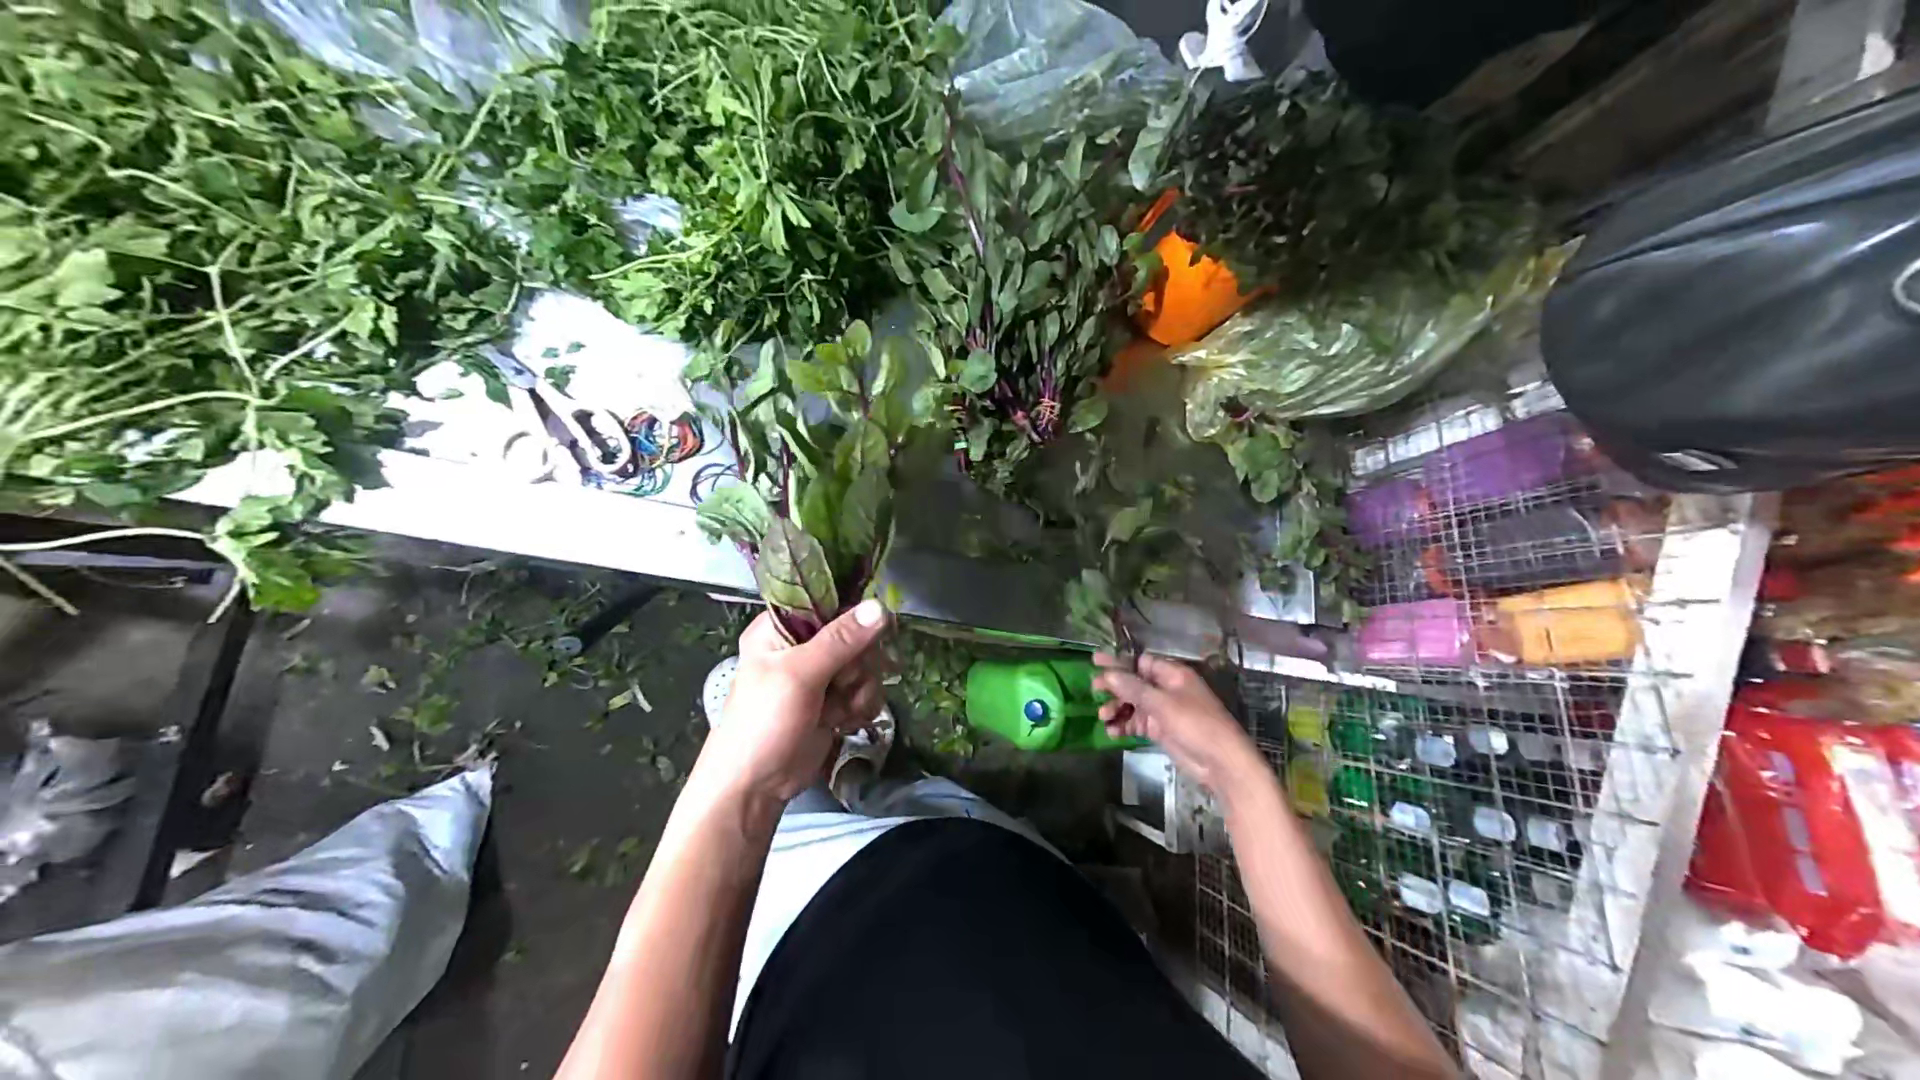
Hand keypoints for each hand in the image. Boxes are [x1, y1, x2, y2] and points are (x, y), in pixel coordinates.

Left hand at [693, 599, 889, 806]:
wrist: (755, 787)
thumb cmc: (764, 722)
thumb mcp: (800, 675)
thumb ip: (841, 640)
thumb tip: (880, 606)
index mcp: (781, 627)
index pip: (829, 601)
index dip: (853, 615)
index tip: (870, 633)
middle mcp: (802, 644)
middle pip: (856, 634)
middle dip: (859, 663)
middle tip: (843, 682)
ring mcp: (820, 674)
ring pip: (865, 664)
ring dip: (862, 689)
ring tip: (841, 710)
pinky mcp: (834, 700)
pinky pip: (865, 689)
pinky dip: (861, 706)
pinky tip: (845, 722)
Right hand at [1093, 652, 1265, 798]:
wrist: (1221, 762)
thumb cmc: (1195, 725)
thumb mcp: (1162, 704)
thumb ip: (1133, 688)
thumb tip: (1107, 673)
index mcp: (1172, 674)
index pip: (1140, 663)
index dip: (1118, 663)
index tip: (1096, 664)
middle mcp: (1167, 689)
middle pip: (1134, 683)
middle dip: (1114, 687)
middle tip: (1094, 690)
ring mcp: (1163, 710)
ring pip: (1133, 704)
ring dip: (1117, 708)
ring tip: (1103, 716)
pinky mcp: (1161, 729)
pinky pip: (1137, 722)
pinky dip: (1125, 725)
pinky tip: (1112, 732)